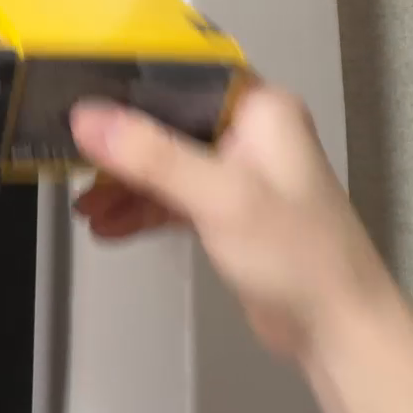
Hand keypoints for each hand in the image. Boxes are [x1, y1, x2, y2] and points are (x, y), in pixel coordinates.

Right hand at [70, 86, 392, 360]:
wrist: (339, 335)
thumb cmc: (295, 254)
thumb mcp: (219, 196)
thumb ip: (150, 155)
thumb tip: (84, 118)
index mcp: (258, 108)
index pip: (181, 77)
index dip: (129, 83)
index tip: (78, 94)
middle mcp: (245, 131)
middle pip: (163, 122)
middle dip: (117, 148)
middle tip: (72, 161)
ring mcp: (234, 172)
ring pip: (161, 162)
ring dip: (123, 184)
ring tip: (85, 209)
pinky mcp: (223, 209)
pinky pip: (168, 195)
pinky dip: (139, 209)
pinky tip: (108, 227)